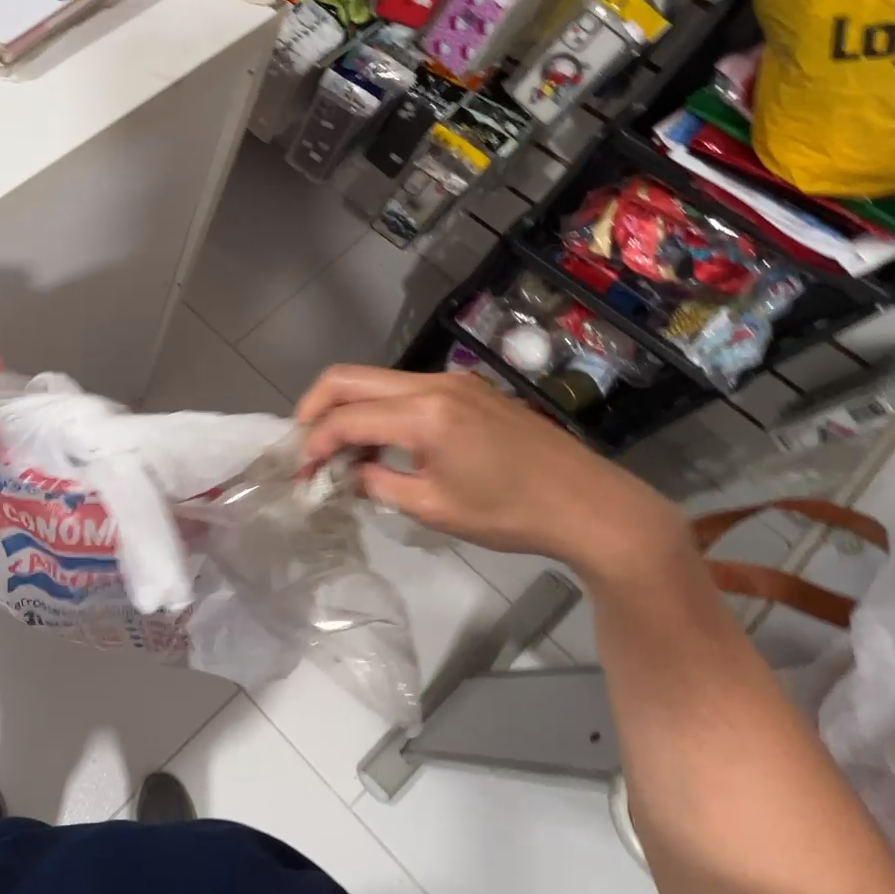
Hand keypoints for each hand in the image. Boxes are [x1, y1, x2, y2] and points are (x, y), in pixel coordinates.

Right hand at [298, 365, 691, 584]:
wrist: (593, 507)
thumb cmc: (511, 515)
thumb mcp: (431, 508)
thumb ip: (375, 484)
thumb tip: (343, 475)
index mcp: (424, 415)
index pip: (345, 418)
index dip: (313, 445)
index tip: (301, 474)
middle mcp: (433, 384)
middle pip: (347, 378)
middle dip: (314, 410)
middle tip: (305, 449)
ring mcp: (452, 382)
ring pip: (374, 380)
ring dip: (346, 410)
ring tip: (342, 455)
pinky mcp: (467, 390)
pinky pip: (402, 390)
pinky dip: (377, 411)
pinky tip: (382, 447)